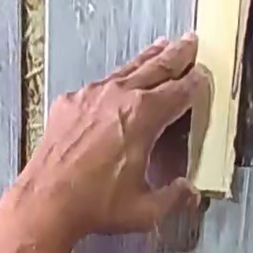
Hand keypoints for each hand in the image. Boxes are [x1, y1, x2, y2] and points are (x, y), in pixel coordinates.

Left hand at [3, 34, 205, 249]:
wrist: (47, 201)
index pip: (179, 92)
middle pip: (156, 67)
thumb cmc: (95, 205)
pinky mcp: (71, 103)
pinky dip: (117, 80)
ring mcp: (92, 95)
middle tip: (190, 43)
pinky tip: (119, 85)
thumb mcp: (145, 210)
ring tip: (161, 49)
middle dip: (177, 55)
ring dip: (148, 59)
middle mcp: (118, 96)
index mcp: (143, 117)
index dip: (196, 84)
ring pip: (128, 69)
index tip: (204, 78)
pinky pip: (101, 84)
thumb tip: (190, 193)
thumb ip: (173, 198)